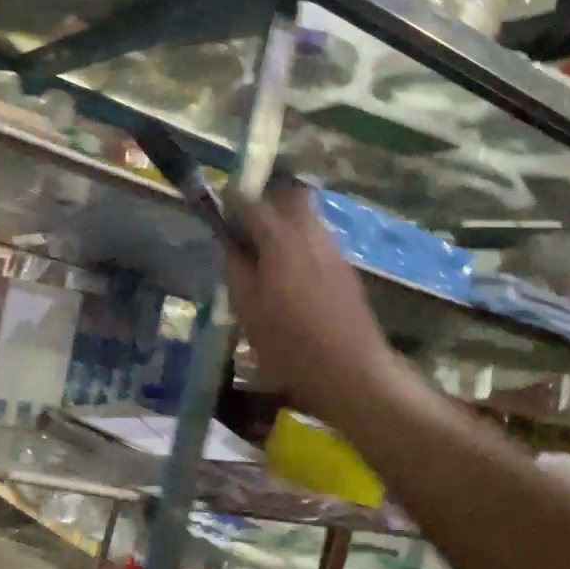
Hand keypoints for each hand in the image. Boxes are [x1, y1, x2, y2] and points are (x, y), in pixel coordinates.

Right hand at [223, 186, 416, 426]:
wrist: (350, 372)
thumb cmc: (287, 343)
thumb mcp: (245, 307)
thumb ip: (235, 268)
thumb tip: (231, 245)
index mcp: (280, 239)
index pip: (251, 202)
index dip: (231, 202)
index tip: (219, 214)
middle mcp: (310, 234)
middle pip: (290, 196)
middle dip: (266, 203)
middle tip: (245, 228)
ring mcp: (333, 250)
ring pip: (307, 217)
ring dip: (284, 224)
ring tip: (263, 254)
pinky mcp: (345, 269)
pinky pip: (317, 240)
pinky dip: (298, 244)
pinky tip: (286, 276)